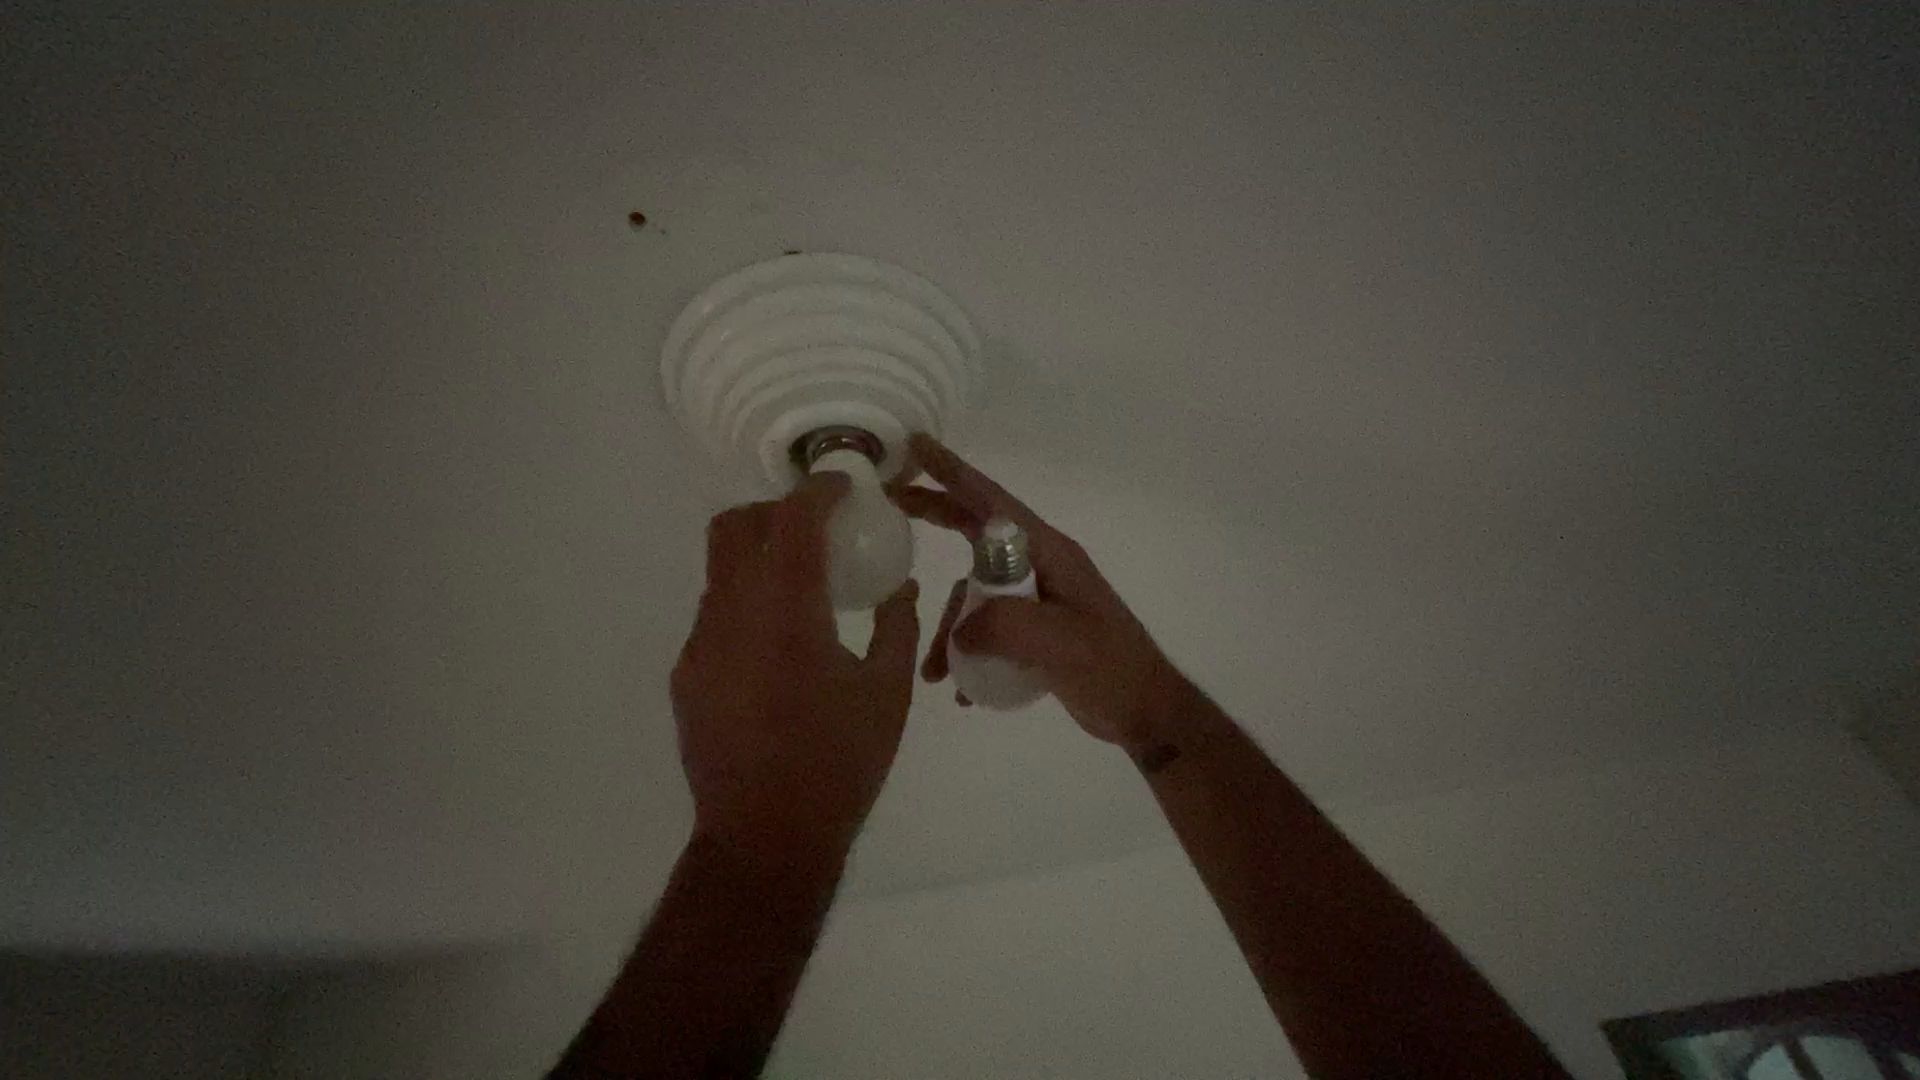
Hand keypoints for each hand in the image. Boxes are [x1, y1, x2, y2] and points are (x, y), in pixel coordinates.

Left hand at [670, 473, 920, 870]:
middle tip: (818, 531)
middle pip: (735, 528)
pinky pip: (715, 614)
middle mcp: (731, 615)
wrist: (765, 838)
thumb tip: (901, 587)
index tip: (843, 485)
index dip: (818, 491)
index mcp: (787, 613)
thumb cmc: (839, 763)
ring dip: (759, 558)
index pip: (793, 521)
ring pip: (719, 570)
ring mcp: (701, 645)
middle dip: (776, 512)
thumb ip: (896, 626)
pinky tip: (779, 646)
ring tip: (803, 589)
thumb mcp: (887, 692)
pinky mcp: (687, 674)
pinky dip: (747, 602)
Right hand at [892, 434, 1190, 754]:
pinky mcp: (1033, 629)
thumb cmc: (1111, 668)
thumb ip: (1005, 627)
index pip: (993, 503)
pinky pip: (986, 627)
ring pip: (974, 595)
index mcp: (1048, 553)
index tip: (917, 444)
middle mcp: (1038, 566)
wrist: (1142, 710)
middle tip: (891, 503)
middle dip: (935, 517)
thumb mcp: (1061, 644)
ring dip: (950, 631)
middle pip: (975, 532)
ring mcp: (1036, 597)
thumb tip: (958, 634)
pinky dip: (968, 653)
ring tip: (935, 674)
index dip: (954, 473)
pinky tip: (963, 688)